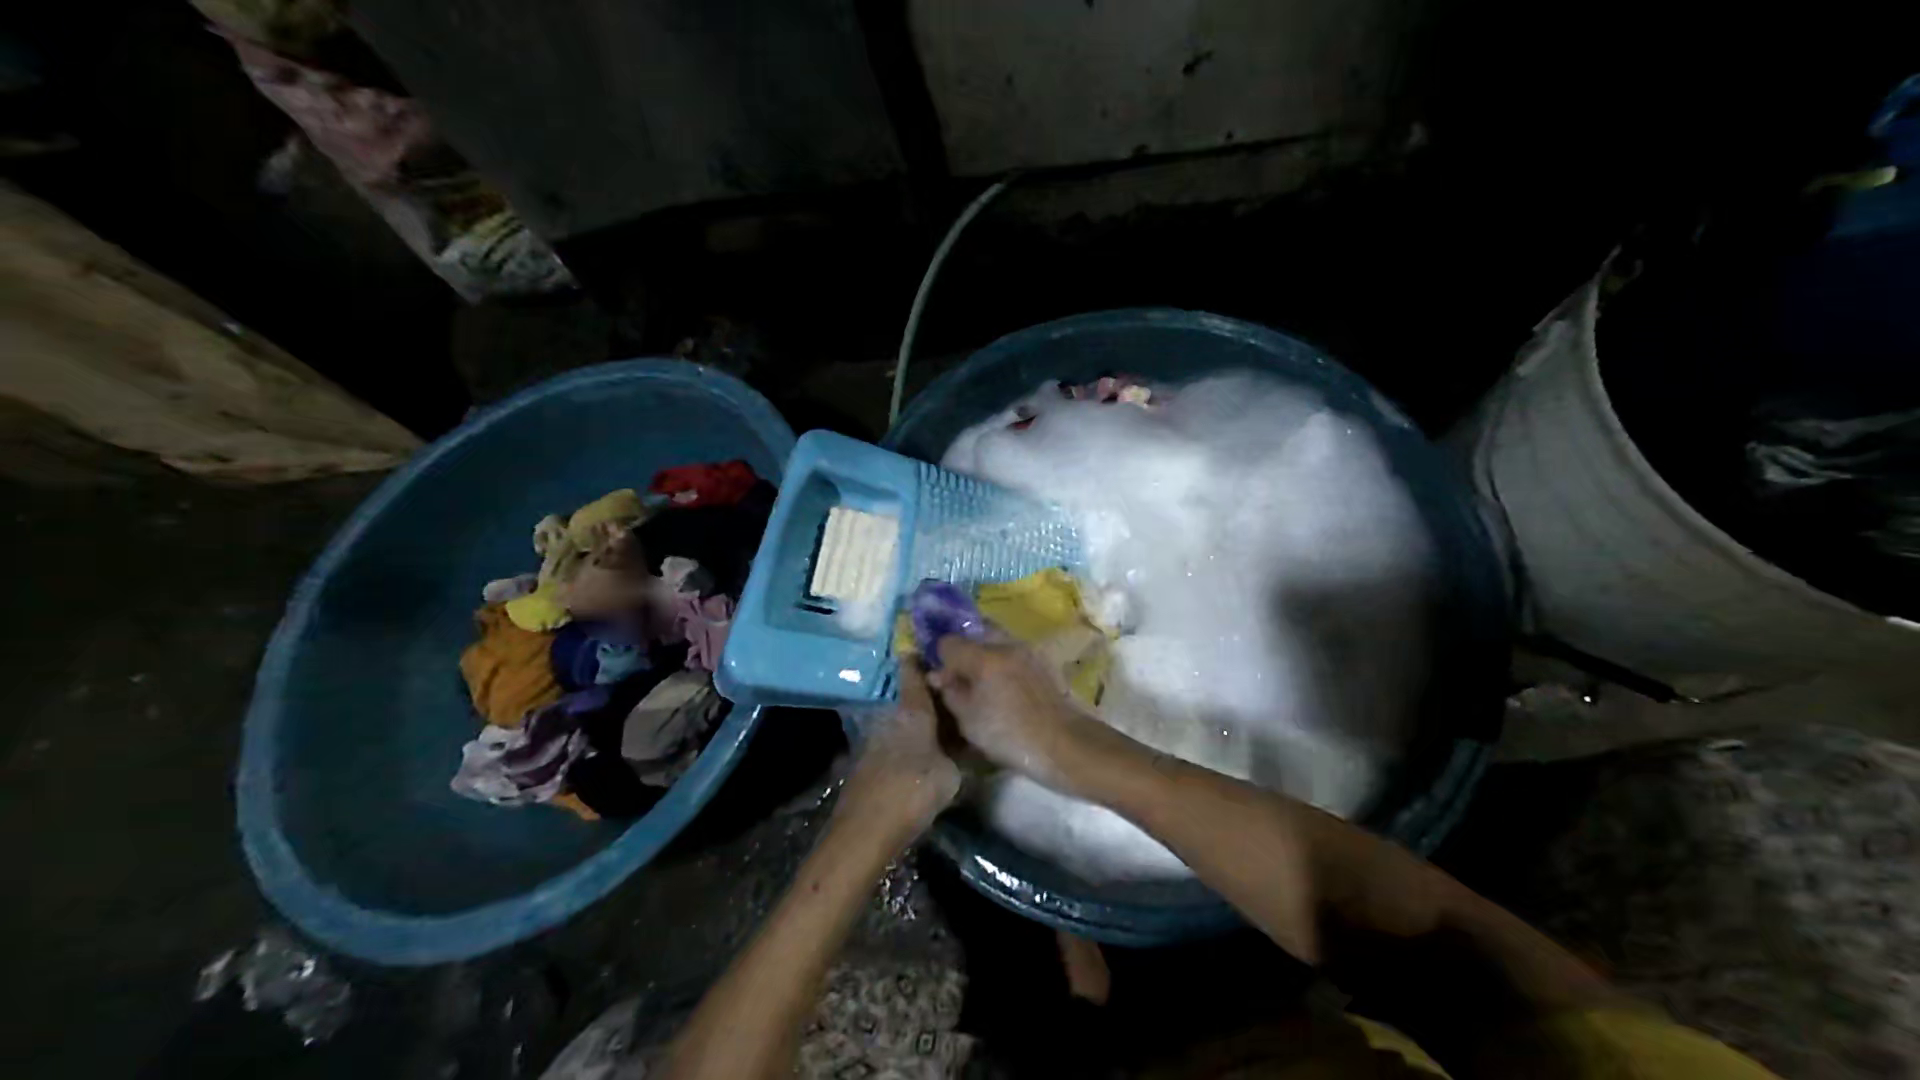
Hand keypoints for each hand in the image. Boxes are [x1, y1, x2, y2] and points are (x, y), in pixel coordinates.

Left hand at [837, 665, 960, 837]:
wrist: (865, 830)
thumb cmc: (913, 792)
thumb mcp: (951, 773)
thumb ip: (959, 754)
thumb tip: (964, 746)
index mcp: (912, 711)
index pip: (914, 672)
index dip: (923, 659)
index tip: (938, 653)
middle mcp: (891, 717)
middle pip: (911, 698)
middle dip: (931, 696)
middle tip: (957, 699)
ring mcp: (876, 739)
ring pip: (904, 720)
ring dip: (921, 721)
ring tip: (948, 729)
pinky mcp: (869, 762)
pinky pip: (897, 741)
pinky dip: (911, 742)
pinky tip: (926, 755)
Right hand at [924, 637, 1086, 786]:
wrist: (1066, 745)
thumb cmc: (1011, 736)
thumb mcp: (968, 720)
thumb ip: (950, 692)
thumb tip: (939, 675)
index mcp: (984, 655)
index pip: (948, 642)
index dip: (938, 659)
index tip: (939, 680)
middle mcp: (1006, 643)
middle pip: (973, 634)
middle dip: (962, 652)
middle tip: (958, 679)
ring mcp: (1028, 651)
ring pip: (995, 642)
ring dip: (983, 657)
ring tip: (980, 686)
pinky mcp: (1043, 663)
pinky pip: (1012, 655)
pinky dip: (1001, 665)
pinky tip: (1002, 690)